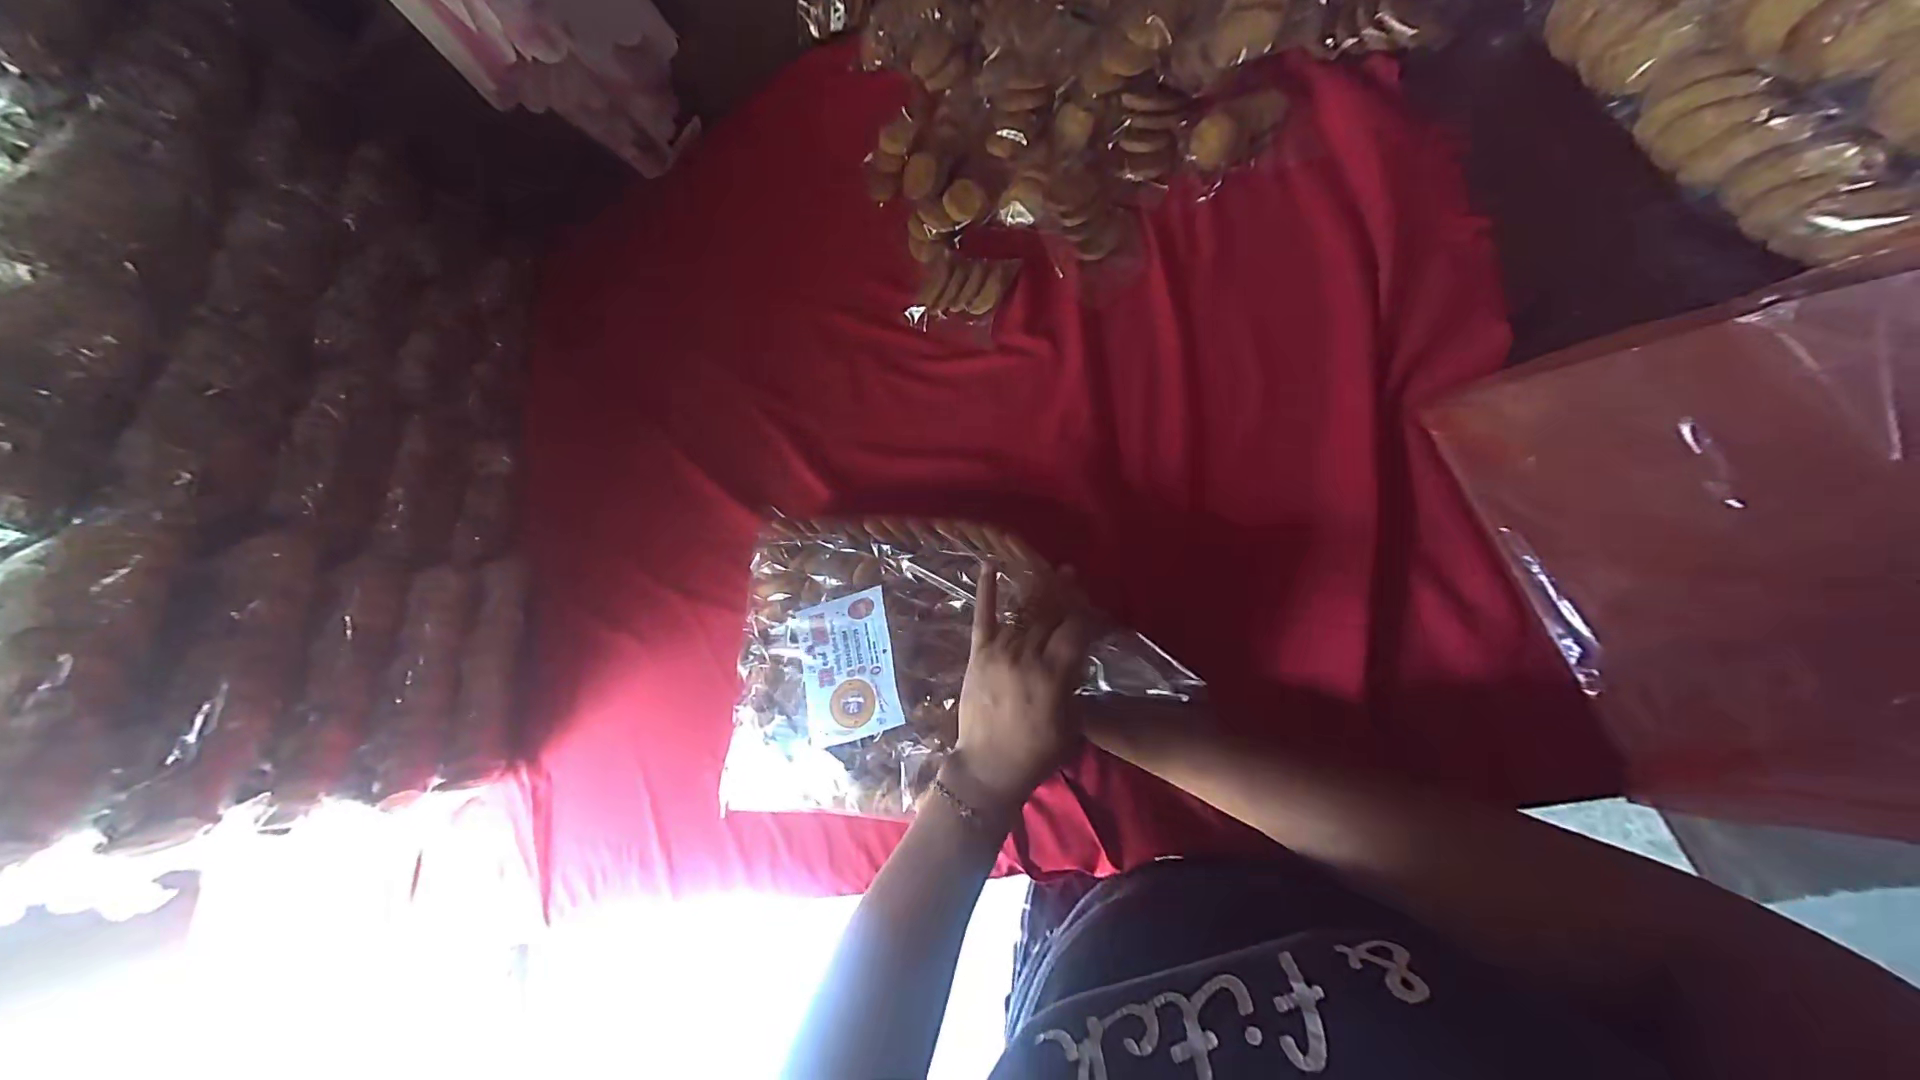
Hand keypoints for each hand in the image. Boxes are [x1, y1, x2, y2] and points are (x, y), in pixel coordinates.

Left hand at [951, 562, 1094, 813]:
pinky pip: (983, 616)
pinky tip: (990, 564)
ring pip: (1024, 614)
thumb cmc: (1036, 752)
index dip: (1091, 616)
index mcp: (1053, 674)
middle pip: (1051, 616)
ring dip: (1040, 593)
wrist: (987, 766)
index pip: (1077, 629)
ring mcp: (999, 651)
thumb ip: (1076, 683)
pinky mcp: (978, 654)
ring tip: (1051, 573)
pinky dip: (987, 590)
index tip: (1099, 613)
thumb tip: (1080, 654)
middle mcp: (1026, 655)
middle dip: (1068, 598)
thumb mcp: (1072, 721)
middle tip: (1077, 584)